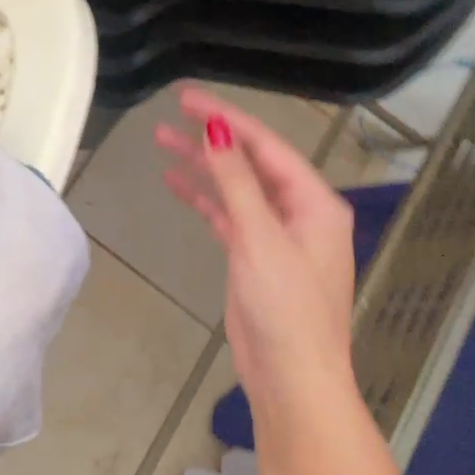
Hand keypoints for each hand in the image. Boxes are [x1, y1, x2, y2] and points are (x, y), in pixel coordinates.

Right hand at [154, 86, 357, 404]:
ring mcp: (276, 234)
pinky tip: (174, 182)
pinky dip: (202, 196)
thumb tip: (217, 131)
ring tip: (161, 139)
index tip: (187, 98)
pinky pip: (226, 212)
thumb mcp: (260, 238)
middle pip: (251, 161)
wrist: (292, 376)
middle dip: (212, 135)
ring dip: (201, 163)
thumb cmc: (285, 306)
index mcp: (313, 204)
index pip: (266, 146)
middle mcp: (298, 212)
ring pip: (234, 185)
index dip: (227, 118)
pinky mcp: (253, 255)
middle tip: (172, 110)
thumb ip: (237, 182)